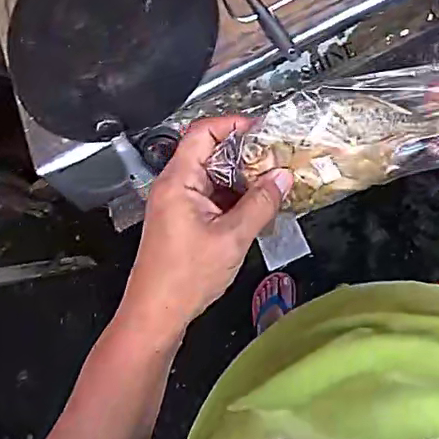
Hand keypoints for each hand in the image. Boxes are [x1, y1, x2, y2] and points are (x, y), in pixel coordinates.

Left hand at [118, 117, 290, 340]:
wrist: (156, 314)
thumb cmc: (182, 278)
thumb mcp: (232, 237)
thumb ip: (261, 203)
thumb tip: (282, 178)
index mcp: (178, 181)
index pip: (202, 132)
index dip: (233, 124)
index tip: (261, 129)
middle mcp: (175, 186)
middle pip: (211, 151)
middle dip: (245, 153)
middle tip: (274, 160)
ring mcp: (178, 203)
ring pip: (214, 175)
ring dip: (242, 177)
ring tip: (271, 184)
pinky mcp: (184, 219)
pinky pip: (213, 195)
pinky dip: (235, 196)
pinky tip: (257, 206)